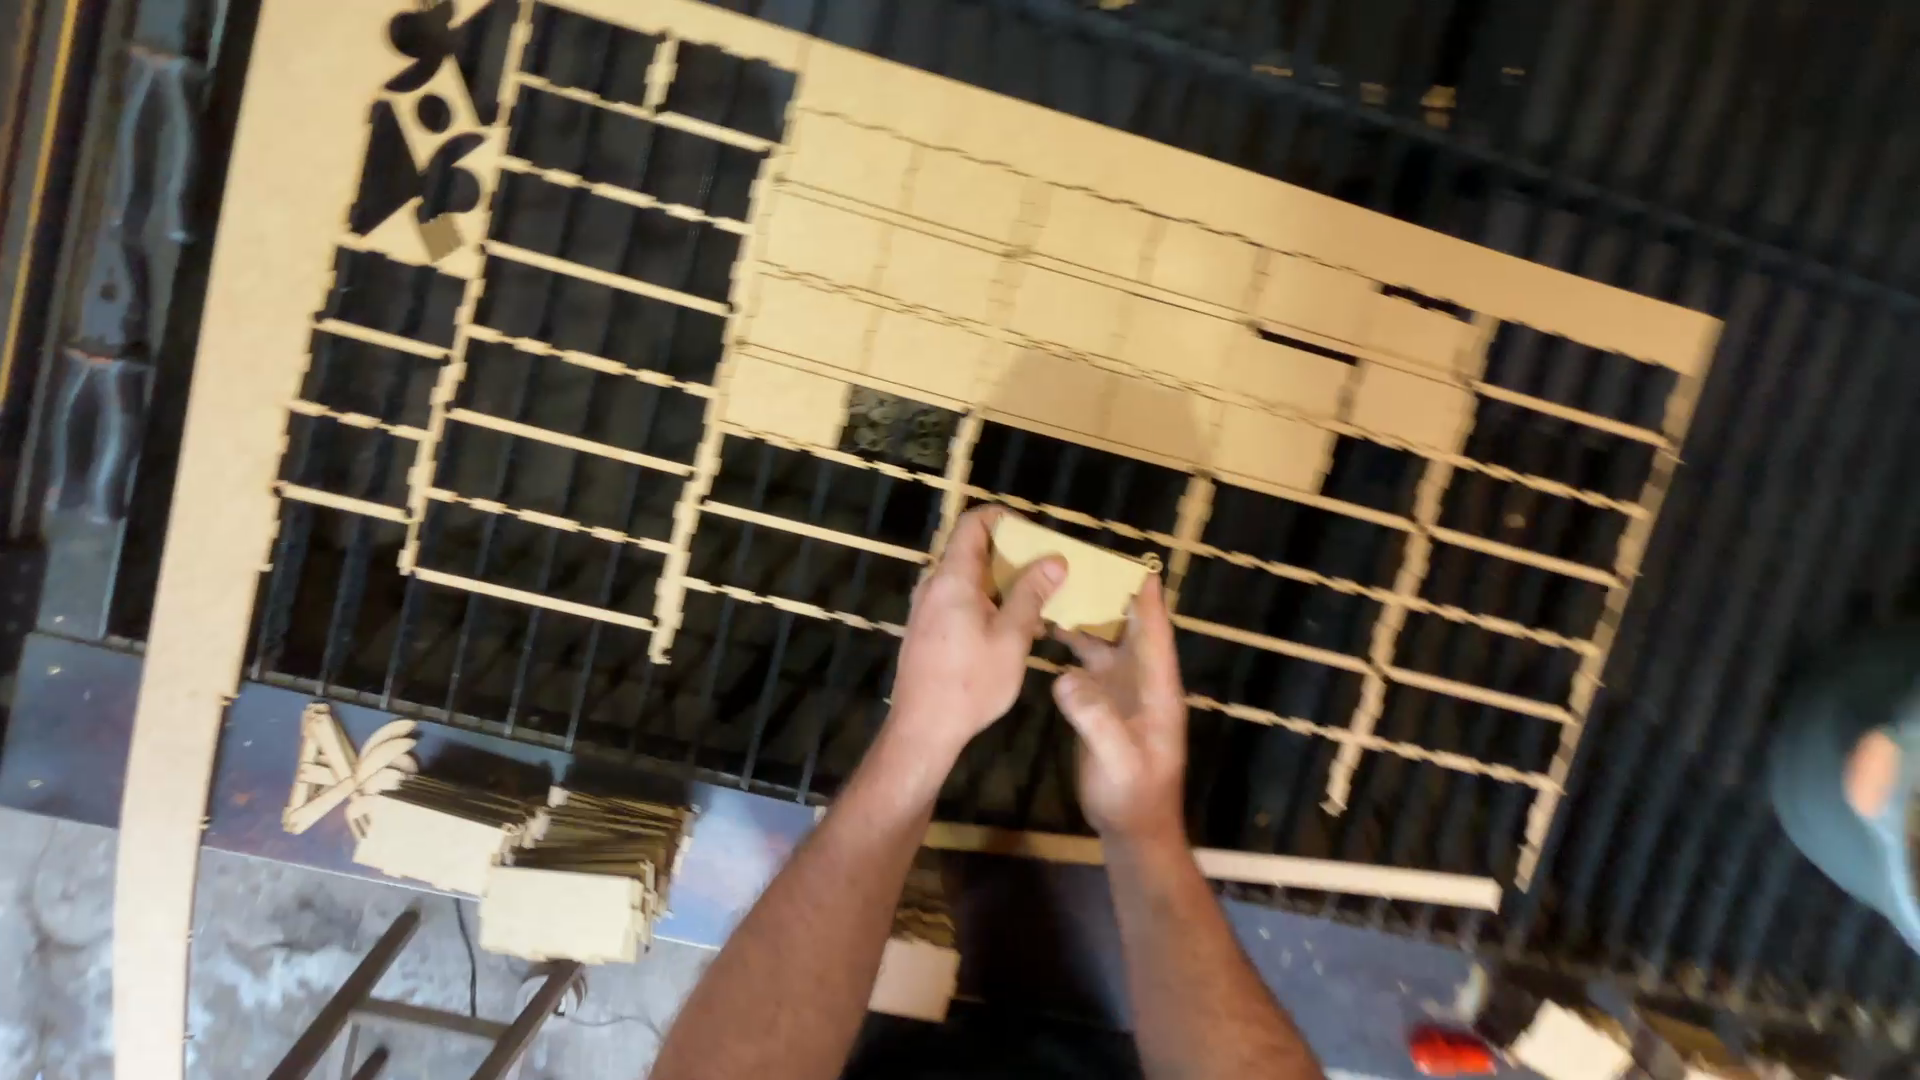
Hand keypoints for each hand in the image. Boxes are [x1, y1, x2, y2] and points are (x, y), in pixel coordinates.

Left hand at [887, 506, 1064, 761]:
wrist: (923, 727)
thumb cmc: (970, 682)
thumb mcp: (1011, 638)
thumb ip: (1031, 594)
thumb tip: (1054, 560)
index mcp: (952, 578)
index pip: (972, 524)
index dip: (1002, 518)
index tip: (1033, 532)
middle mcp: (933, 585)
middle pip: (971, 551)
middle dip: (1011, 555)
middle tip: (1045, 570)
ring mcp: (927, 608)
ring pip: (967, 579)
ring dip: (1001, 584)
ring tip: (1036, 604)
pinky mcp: (926, 629)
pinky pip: (958, 600)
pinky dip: (986, 603)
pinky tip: (1011, 630)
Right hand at [1052, 576, 1187, 846]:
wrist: (1132, 828)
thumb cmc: (1134, 795)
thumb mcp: (1118, 760)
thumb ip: (1096, 720)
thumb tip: (1064, 677)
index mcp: (1158, 691)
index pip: (1156, 637)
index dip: (1149, 603)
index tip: (1139, 566)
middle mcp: (1143, 684)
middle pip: (1131, 632)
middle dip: (1113, 600)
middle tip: (1085, 567)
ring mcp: (1123, 695)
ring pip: (1108, 646)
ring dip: (1089, 621)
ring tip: (1061, 592)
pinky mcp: (1103, 706)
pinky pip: (1089, 666)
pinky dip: (1073, 647)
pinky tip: (1050, 633)